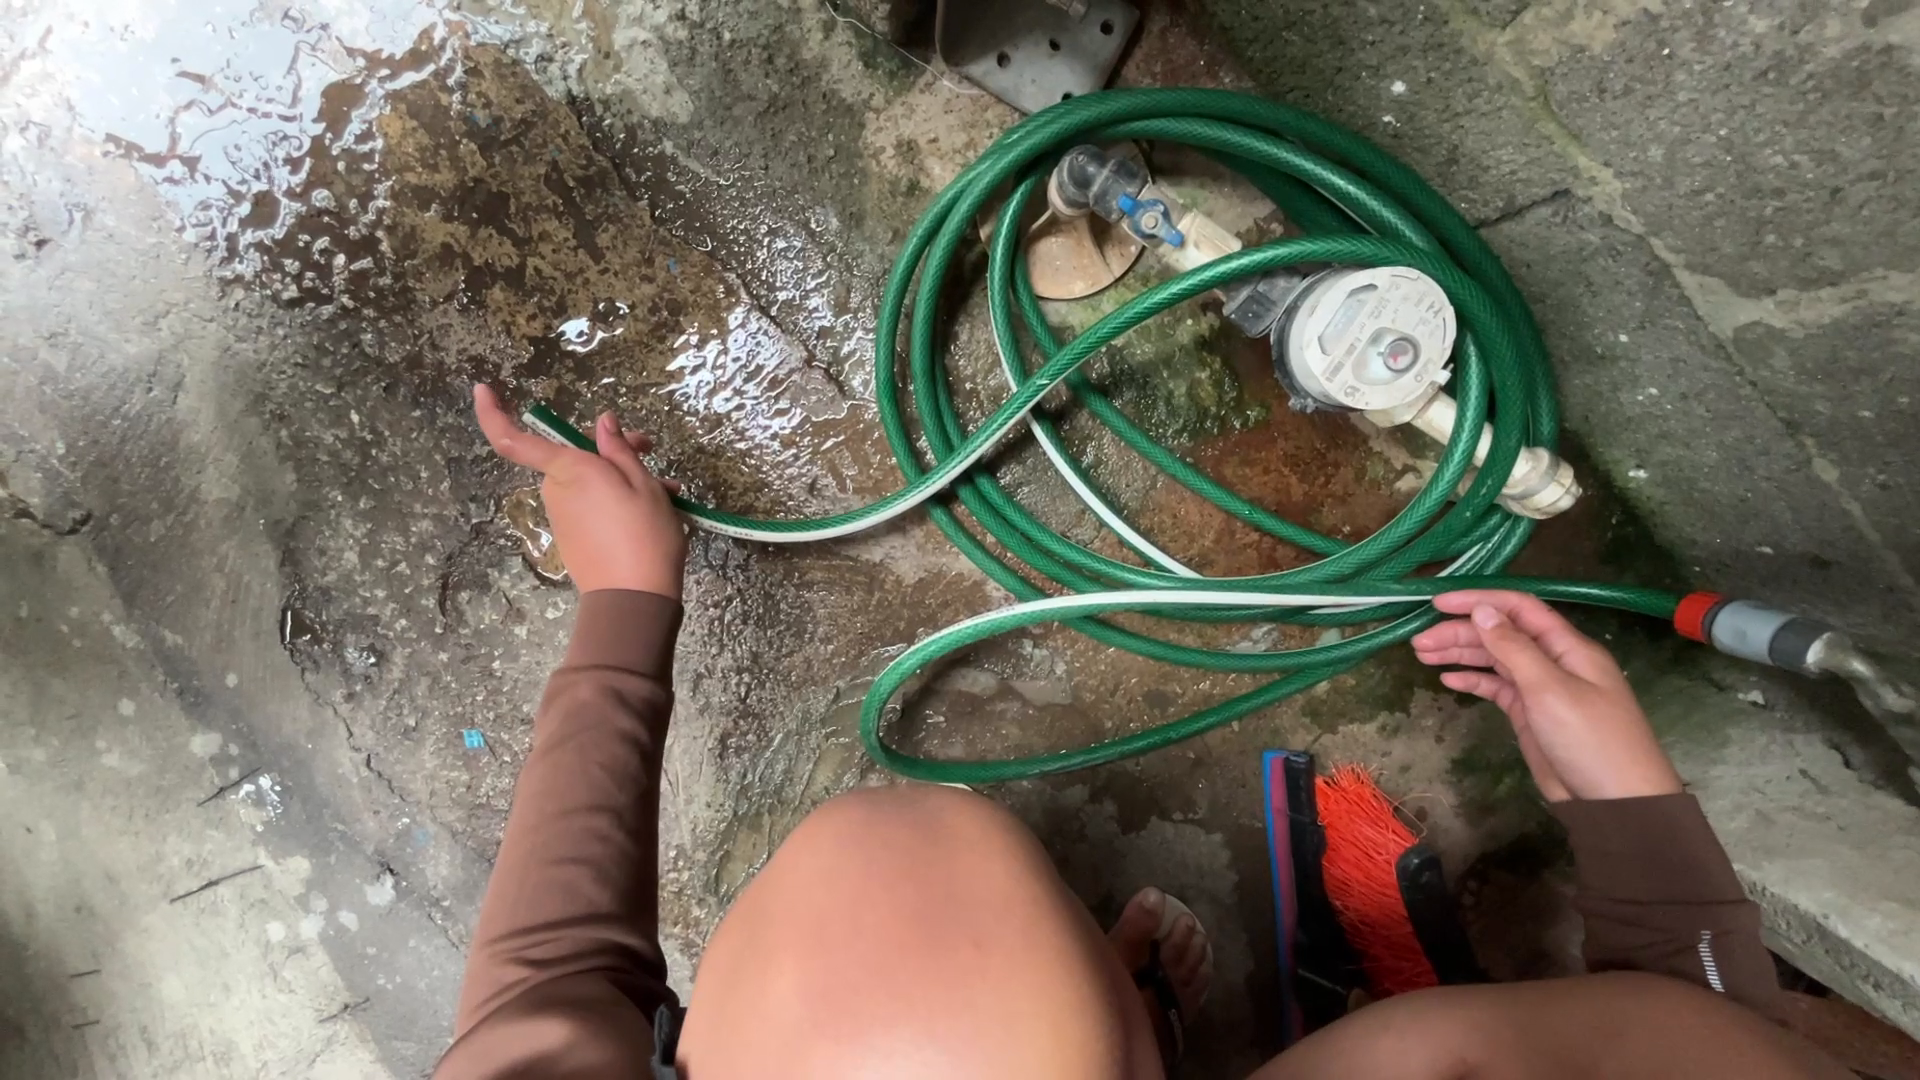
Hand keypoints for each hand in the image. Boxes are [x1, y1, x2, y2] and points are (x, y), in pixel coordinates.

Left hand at [473, 384, 686, 597]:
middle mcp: (558, 490)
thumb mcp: (644, 484)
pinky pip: (594, 505)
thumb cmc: (644, 533)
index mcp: (570, 470)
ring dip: (625, 478)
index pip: (513, 439)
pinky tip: (656, 508)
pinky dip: (620, 500)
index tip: (481, 388)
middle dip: (610, 448)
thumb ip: (619, 450)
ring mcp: (564, 516)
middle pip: (574, 457)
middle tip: (651, 449)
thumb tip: (602, 422)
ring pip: (591, 482)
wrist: (635, 597)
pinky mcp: (574, 537)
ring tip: (668, 491)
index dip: (492, 413)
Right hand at [1411, 590, 1681, 802]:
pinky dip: (1471, 680)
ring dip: (1459, 653)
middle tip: (1419, 642)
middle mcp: (1553, 661)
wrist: (1616, 802)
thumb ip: (1514, 648)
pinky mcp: (1529, 711)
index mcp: (1567, 648)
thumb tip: (1483, 610)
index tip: (1437, 603)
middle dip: (1458, 632)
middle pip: (1499, 634)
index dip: (1478, 601)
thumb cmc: (1590, 740)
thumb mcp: (1550, 689)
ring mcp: (1540, 686)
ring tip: (1422, 655)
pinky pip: (1495, 686)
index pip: (1518, 609)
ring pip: (1493, 658)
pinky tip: (1448, 680)